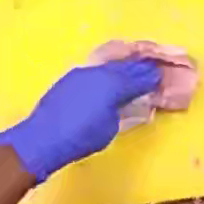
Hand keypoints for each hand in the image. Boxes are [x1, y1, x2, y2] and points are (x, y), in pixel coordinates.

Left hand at [0, 59, 160, 181]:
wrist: (42, 138)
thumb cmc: (81, 137)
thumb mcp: (110, 127)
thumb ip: (122, 110)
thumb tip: (125, 102)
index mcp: (114, 85)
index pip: (139, 77)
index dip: (151, 77)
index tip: (161, 75)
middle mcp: (100, 73)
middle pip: (125, 66)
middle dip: (140, 67)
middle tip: (152, 67)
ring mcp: (83, 73)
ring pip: (109, 65)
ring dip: (123, 66)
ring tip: (133, 69)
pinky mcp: (70, 78)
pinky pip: (96, 70)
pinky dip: (107, 71)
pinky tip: (109, 76)